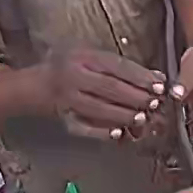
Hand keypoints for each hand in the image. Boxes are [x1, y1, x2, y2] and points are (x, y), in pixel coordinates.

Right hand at [40, 49, 166, 140]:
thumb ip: (123, 67)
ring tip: (142, 119)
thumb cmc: (68, 68)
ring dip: (124, 115)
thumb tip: (158, 77)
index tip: (160, 86)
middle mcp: (74, 77)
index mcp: (82, 57)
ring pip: (100, 109)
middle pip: (110, 88)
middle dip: (136, 97)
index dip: (140, 77)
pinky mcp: (65, 119)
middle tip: (154, 104)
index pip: (117, 66)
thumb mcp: (91, 58)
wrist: (32, 86)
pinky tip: (120, 134)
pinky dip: (103, 132)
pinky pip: (86, 128)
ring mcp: (68, 100)